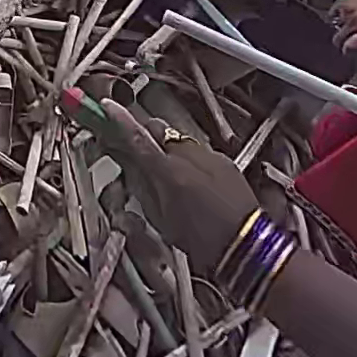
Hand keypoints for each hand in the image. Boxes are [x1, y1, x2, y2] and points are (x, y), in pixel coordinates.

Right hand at [99, 99, 259, 272]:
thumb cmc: (202, 241)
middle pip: (156, 128)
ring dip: (167, 148)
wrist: (250, 250)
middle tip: (138, 152)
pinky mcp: (224, 160)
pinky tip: (193, 181)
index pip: (135, 135)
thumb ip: (137, 181)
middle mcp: (189, 156)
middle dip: (144, 135)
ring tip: (170, 174)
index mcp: (168, 171)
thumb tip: (121, 157)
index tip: (106, 105)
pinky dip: (189, 159)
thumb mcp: (158, 215)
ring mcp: (210, 155)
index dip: (118, 118)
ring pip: (176, 139)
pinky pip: (197, 150)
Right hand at [332, 0, 356, 51]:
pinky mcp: (345, 1)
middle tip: (355, 42)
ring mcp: (350, 11)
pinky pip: (335, 12)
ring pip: (337, 26)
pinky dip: (339, 16)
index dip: (351, 53)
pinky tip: (349, 17)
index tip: (355, 54)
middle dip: (346, 42)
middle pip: (339, 38)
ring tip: (356, 27)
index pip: (348, 49)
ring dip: (344, 29)